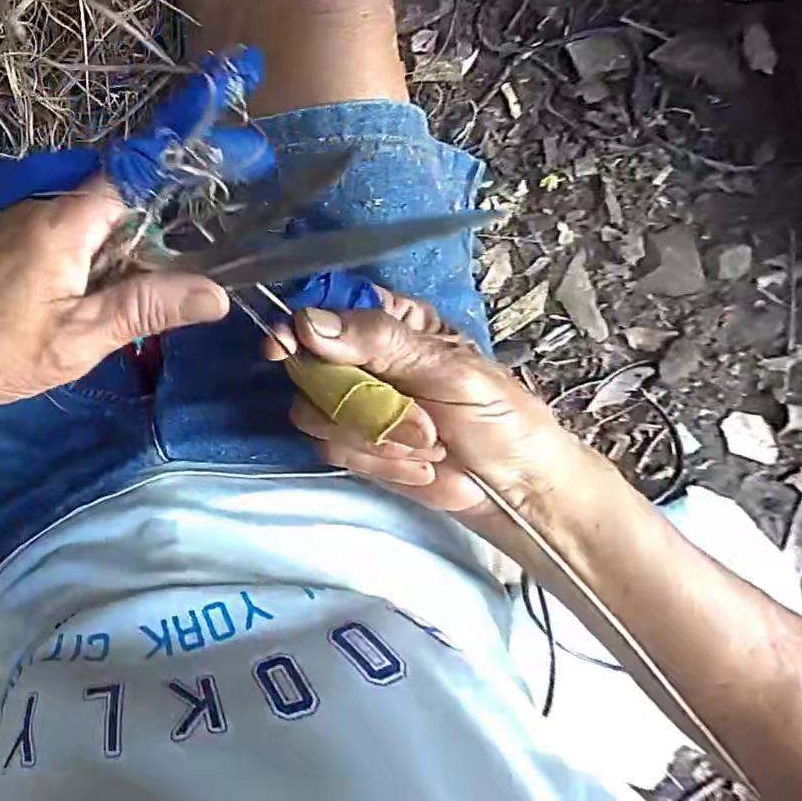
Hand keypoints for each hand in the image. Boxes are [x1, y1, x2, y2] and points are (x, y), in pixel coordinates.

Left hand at [0, 182, 228, 418]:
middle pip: (116, 200)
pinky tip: (99, 295)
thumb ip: (145, 309)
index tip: (220, 185)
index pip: (131, 177)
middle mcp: (42, 209)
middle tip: (186, 274)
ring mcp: (23, 224)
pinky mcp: (13, 244)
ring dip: (124, 251)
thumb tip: (217, 294)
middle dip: (154, 232)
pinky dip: (95, 257)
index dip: (175, 176)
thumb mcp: (78, 340)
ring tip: (147, 293)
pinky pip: (68, 235)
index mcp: (61, 223)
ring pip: (93, 221)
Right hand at [266, 293, 596, 523]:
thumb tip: (307, 323)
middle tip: (413, 418)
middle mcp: (358, 358)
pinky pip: (331, 448)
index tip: (282, 347)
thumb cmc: (498, 416)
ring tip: (428, 444)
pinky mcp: (349, 443)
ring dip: (374, 436)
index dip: (297, 326)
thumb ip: (378, 342)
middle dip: (356, 401)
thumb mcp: (448, 369)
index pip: (322, 311)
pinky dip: (378, 460)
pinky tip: (418, 464)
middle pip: (308, 367)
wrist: (519, 491)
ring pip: (313, 412)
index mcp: (386, 323)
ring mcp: (349, 402)